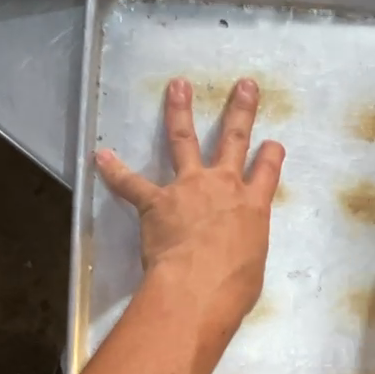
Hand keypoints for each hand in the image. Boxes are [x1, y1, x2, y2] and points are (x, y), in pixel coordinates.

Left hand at [95, 77, 284, 332]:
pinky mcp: (157, 201)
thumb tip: (235, 262)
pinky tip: (101, 157)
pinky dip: (114, 170)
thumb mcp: (251, 267)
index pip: (267, 173)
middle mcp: (224, 187)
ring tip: (178, 86)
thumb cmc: (233, 287)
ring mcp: (189, 189)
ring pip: (184, 141)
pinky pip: (130, 183)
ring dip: (179, 112)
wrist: (199, 286)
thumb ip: (243, 254)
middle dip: (240, 111)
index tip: (273, 143)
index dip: (271, 156)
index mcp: (253, 207)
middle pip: (234, 140)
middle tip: (244, 85)